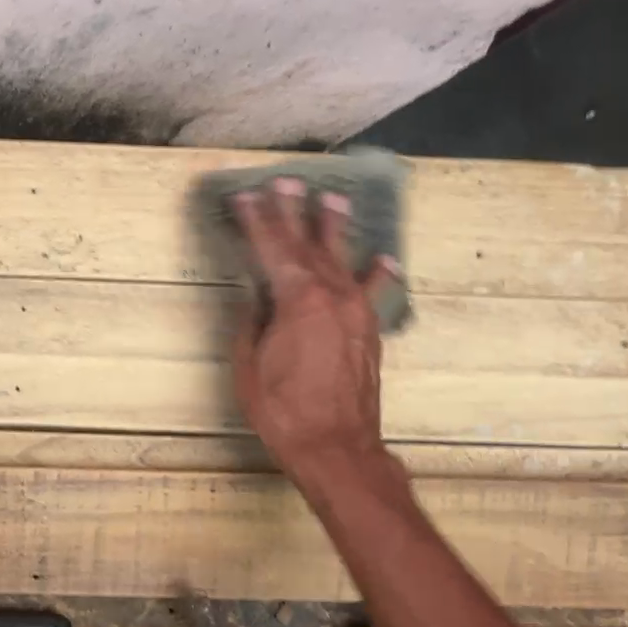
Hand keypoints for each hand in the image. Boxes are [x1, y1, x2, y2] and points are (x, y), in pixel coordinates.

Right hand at [229, 178, 395, 486]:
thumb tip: (254, 297)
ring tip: (332, 200)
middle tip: (286, 182)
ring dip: (335, 229)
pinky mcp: (367, 331)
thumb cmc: (280, 409)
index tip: (245, 196)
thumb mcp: (248, 367)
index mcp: (296, 301)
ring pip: (343, 260)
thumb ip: (251, 325)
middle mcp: (331, 297)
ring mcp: (355, 312)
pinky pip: (371, 290)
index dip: (257, 221)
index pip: (272, 250)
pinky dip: (375, 273)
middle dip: (294, 213)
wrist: (334, 444)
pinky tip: (382, 259)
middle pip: (309, 245)